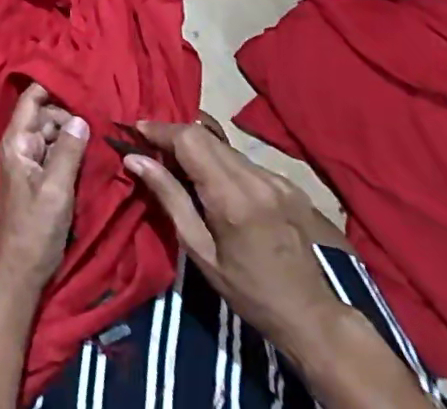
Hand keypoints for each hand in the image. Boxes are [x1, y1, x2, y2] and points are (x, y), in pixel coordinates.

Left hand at [0, 83, 89, 286]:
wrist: (22, 267)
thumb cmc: (35, 227)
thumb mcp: (55, 188)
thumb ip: (67, 151)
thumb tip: (80, 118)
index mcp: (16, 142)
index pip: (31, 100)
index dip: (51, 87)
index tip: (81, 81)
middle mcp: (19, 146)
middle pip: (44, 115)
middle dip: (68, 113)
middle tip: (101, 116)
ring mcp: (29, 161)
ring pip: (51, 134)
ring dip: (72, 132)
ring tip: (101, 130)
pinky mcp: (39, 177)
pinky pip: (55, 152)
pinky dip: (70, 148)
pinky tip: (91, 150)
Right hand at [121, 120, 349, 347]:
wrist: (313, 316)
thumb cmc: (247, 289)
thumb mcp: (197, 248)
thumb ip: (168, 197)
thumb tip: (134, 158)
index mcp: (234, 197)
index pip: (190, 140)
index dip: (160, 130)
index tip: (134, 131)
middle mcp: (258, 180)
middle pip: (205, 135)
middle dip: (172, 134)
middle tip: (148, 146)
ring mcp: (278, 180)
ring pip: (223, 145)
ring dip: (195, 146)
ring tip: (174, 161)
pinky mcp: (288, 185)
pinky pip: (241, 159)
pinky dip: (217, 159)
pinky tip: (208, 178)